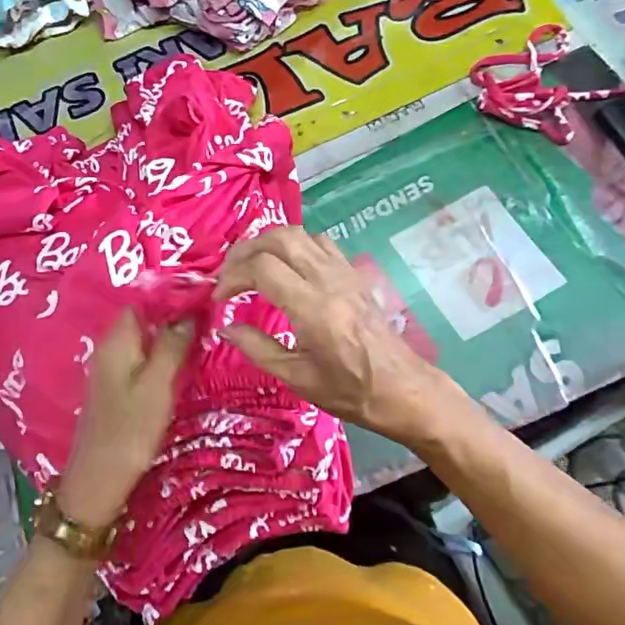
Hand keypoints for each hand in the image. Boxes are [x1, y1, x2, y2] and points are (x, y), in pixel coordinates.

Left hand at [59, 311, 193, 526]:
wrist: (98, 478)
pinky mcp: (116, 385)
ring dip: (169, 335)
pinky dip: (161, 354)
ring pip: (144, 338)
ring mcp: (111, 366)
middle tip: (210, 316)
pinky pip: (141, 357)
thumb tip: (190, 308)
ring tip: (202, 334)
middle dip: (174, 313)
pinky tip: (181, 362)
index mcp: (116, 339)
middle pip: (144, 317)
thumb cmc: (130, 429)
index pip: (143, 299)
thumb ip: (173, 345)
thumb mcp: (158, 385)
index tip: (204, 295)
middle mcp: (109, 346)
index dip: (172, 294)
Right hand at [213, 227, 476, 449]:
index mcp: (313, 308)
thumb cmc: (349, 391)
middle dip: (244, 250)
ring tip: (251, 265)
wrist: (404, 390)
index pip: (262, 267)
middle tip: (228, 274)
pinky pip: (319, 242)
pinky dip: (294, 245)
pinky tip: (286, 266)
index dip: (232, 276)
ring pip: (299, 233)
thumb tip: (226, 326)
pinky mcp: (354, 274)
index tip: (220, 299)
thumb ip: (257, 348)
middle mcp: (328, 280)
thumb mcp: (296, 378)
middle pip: (278, 238)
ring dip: (268, 242)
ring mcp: (344, 272)